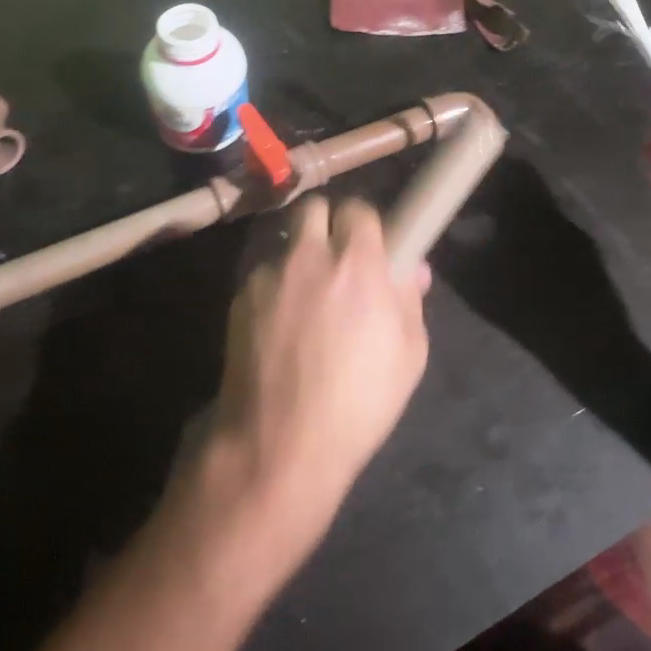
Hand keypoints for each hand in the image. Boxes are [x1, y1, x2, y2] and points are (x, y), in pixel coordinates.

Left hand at [214, 196, 430, 512]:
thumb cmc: (360, 403)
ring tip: (305, 301)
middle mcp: (308, 257)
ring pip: (284, 244)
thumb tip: (410, 269)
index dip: (366, 227)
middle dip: (326, 226)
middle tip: (336, 263)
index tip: (371, 250)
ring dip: (298, 259)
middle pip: (314, 209)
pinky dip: (274, 290)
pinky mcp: (239, 299)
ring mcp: (268, 276)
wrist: (282, 442)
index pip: (359, 209)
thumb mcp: (409, 355)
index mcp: (358, 264)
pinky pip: (262, 277)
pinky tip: (279, 329)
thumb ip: (410, 300)